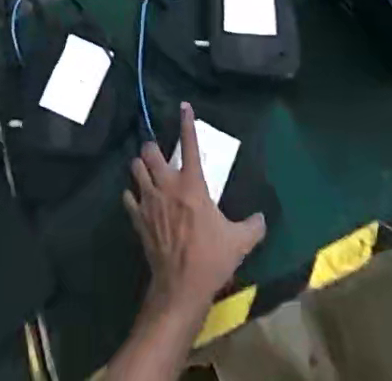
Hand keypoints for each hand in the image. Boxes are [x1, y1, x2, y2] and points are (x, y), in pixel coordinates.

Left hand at [122, 102, 266, 314]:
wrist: (182, 285)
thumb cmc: (212, 258)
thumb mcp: (240, 242)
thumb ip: (253, 226)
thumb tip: (262, 218)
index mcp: (192, 185)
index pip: (189, 145)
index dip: (187, 123)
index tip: (184, 106)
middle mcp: (167, 185)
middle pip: (149, 151)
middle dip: (152, 148)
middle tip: (158, 153)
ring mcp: (148, 200)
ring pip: (135, 169)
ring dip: (139, 167)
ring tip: (146, 170)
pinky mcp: (137, 217)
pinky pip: (128, 197)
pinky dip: (131, 195)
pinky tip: (137, 198)